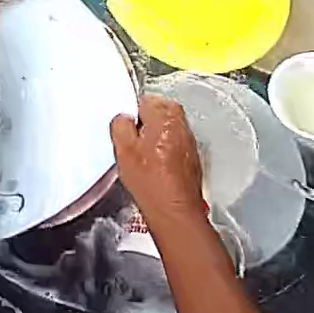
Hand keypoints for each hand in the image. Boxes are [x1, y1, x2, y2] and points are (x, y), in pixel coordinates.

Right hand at [110, 95, 206, 228]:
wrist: (175, 212)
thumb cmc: (150, 182)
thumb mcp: (123, 151)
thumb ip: (120, 126)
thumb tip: (124, 117)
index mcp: (164, 117)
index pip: (144, 99)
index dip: (131, 113)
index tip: (126, 128)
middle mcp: (181, 124)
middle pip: (159, 109)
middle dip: (146, 120)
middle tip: (133, 141)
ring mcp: (189, 140)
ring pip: (168, 125)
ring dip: (156, 133)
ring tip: (144, 154)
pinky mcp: (193, 155)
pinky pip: (175, 140)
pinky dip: (166, 146)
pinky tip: (156, 164)